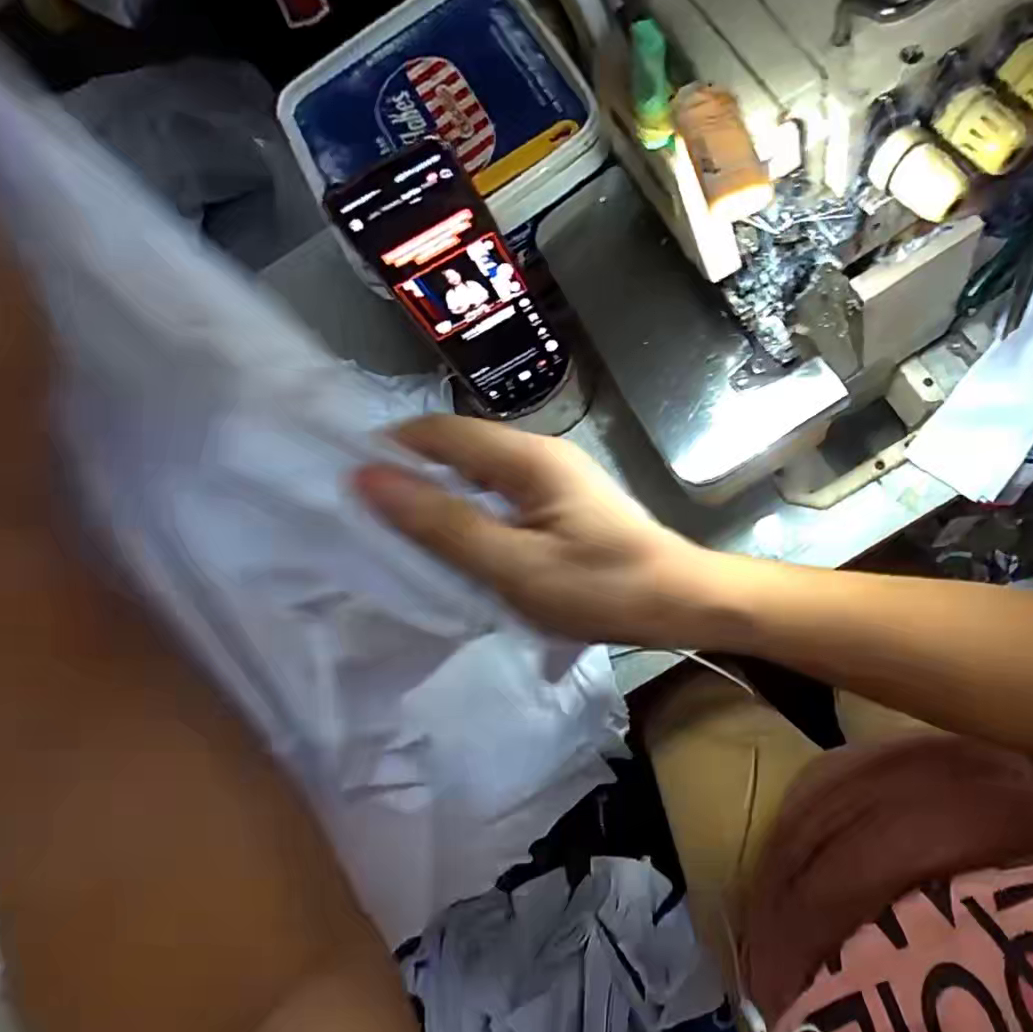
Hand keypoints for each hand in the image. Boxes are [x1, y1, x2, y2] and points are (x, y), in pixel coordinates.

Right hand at [354, 416, 728, 647]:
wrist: (680, 600)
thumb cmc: (601, 587)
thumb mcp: (513, 564)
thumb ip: (443, 523)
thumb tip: (368, 477)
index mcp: (530, 458)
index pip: (442, 431)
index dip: (393, 451)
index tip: (352, 490)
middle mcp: (545, 455)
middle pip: (463, 449)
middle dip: (417, 477)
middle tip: (376, 523)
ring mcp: (561, 479)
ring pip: (485, 475)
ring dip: (448, 500)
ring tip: (412, 541)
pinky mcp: (570, 504)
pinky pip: (508, 497)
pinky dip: (479, 515)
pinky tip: (468, 548)